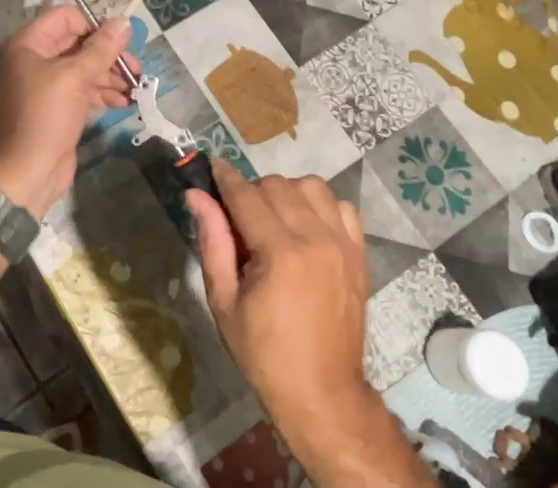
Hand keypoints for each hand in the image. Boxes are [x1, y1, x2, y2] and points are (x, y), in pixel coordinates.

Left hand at [0, 5, 136, 214]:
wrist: (28, 170)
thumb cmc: (45, 116)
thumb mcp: (74, 77)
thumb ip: (101, 49)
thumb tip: (124, 22)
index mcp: (29, 44)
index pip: (65, 17)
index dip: (93, 25)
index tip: (119, 41)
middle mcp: (36, 59)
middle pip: (78, 43)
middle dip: (108, 54)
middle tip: (135, 69)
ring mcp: (47, 84)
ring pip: (84, 68)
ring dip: (111, 75)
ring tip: (135, 88)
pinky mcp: (59, 106)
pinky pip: (84, 90)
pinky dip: (103, 92)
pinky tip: (124, 102)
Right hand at [188, 162, 374, 466]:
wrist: (322, 391)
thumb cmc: (263, 352)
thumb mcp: (223, 300)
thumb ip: (212, 241)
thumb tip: (197, 196)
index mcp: (281, 254)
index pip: (246, 196)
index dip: (225, 177)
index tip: (212, 165)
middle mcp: (317, 239)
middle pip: (277, 185)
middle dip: (251, 190)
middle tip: (237, 218)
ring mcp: (344, 245)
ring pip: (311, 186)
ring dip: (286, 192)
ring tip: (273, 220)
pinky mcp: (360, 254)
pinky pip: (341, 206)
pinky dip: (320, 206)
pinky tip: (305, 228)